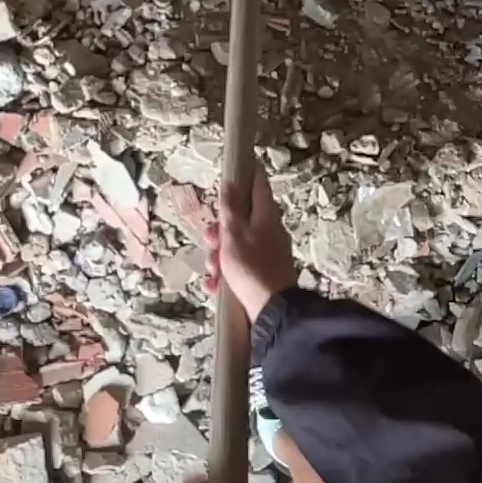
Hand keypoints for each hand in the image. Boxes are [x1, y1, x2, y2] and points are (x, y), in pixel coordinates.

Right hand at [205, 170, 294, 323]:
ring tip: (213, 270)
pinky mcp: (260, 274)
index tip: (229, 171)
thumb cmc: (251, 267)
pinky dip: (224, 275)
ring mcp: (266, 253)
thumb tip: (230, 180)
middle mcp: (269, 231)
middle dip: (219, 229)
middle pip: (240, 218)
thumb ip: (230, 208)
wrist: (271, 311)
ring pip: (234, 245)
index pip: (258, 184)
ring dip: (218, 256)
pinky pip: (237, 267)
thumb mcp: (234, 234)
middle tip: (210, 239)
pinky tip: (214, 285)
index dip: (244, 174)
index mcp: (266, 215)